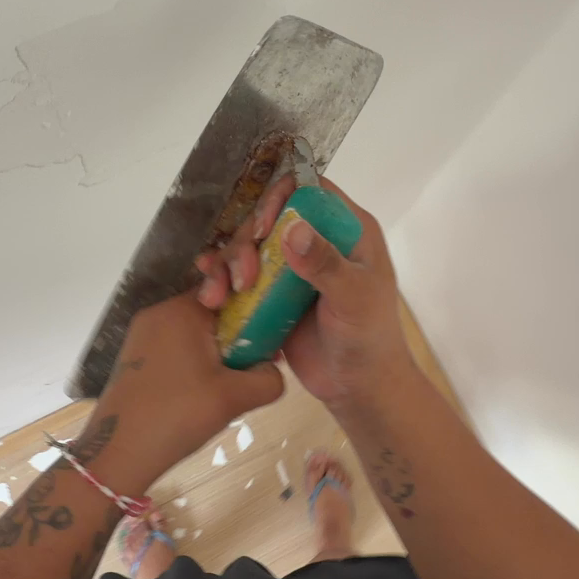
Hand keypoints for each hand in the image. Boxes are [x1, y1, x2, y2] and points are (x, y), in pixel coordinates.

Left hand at [83, 295, 285, 489]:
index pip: (229, 294)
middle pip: (211, 315)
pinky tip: (198, 396)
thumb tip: (272, 370)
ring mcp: (140, 335)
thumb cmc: (178, 415)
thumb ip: (268, 379)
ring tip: (224, 390)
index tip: (267, 346)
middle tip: (248, 373)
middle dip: (235, 340)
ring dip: (214, 356)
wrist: (119, 452)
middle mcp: (158, 313)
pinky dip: (191, 366)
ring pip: (192, 335)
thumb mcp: (235, 398)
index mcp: (181, 310)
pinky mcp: (133, 357)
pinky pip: (173, 349)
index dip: (253, 317)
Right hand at [195, 175, 418, 412]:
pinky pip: (241, 276)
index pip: (311, 190)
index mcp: (347, 231)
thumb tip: (293, 230)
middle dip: (248, 239)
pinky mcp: (272, 295)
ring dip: (230, 263)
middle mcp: (317, 242)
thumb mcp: (353, 298)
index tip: (265, 226)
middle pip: (271, 216)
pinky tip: (209, 292)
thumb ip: (326, 264)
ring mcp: (292, 270)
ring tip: (221, 293)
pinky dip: (222, 280)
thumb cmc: (368, 339)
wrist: (357, 388)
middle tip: (244, 276)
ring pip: (250, 246)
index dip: (282, 197)